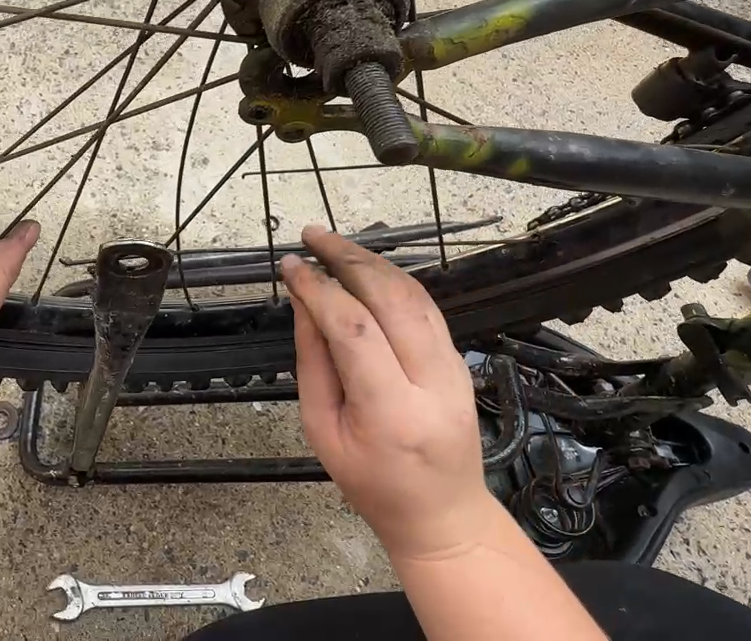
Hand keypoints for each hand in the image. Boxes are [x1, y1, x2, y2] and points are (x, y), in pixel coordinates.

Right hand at [281, 226, 497, 562]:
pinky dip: (393, 278)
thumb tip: (304, 302)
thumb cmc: (372, 482)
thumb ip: (313, 362)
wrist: (443, 514)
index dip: (318, 289)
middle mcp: (432, 383)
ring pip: (415, 295)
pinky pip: (426, 307)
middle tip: (311, 235)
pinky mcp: (461, 360)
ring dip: (372, 260)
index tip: (289, 265)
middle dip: (347, 257)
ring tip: (333, 243)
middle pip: (391, 299)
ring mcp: (455, 369)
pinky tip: (365, 266)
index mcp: (391, 412)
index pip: (353, 330)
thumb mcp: (322, 430)